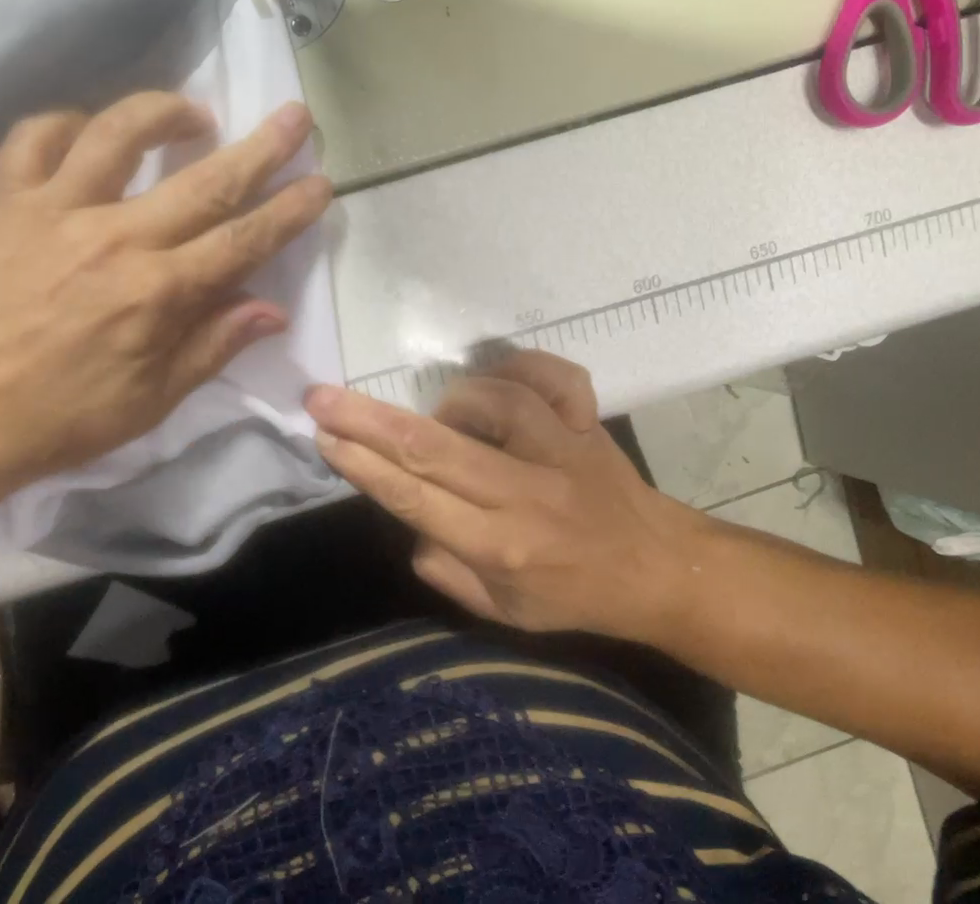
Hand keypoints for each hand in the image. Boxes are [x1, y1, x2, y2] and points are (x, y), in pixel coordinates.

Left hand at [0, 92, 331, 505]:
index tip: (320, 184)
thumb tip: (272, 310)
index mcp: (155, 294)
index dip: (288, 212)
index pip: (241, 241)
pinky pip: (34, 137)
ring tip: (195, 114)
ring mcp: (53, 210)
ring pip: (119, 134)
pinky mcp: (1, 201)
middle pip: (204, 180)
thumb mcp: (148, 404)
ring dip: (166, 113)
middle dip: (261, 148)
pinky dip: (66, 123)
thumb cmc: (55, 422)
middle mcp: (114, 238)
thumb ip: (211, 348)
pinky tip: (88, 132)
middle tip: (296, 117)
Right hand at [305, 351, 714, 641]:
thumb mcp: (502, 611)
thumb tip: (405, 521)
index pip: (415, 498)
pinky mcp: (586, 425)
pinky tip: (499, 383)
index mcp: (500, 548)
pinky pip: (550, 377)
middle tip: (320, 397)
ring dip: (450, 403)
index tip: (324, 437)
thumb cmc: (572, 596)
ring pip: (491, 401)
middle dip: (367, 420)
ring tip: (440, 416)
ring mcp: (561, 452)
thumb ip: (445, 571)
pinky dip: (517, 369)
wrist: (659, 570)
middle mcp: (526, 495)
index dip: (364, 465)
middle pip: (434, 447)